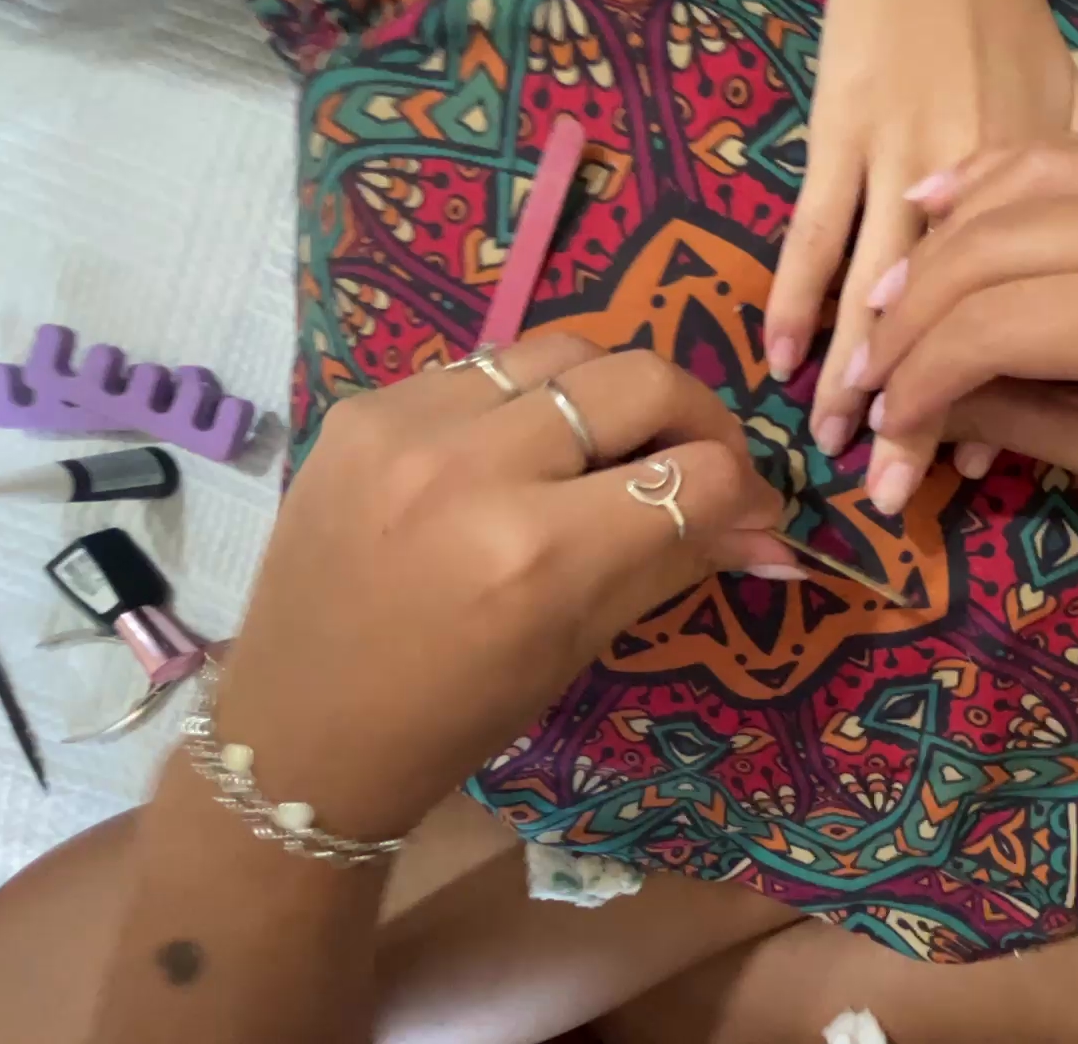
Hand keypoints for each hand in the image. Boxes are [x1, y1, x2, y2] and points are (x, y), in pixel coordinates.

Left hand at [213, 335, 794, 836]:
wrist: (301, 728)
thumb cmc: (462, 711)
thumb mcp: (587, 642)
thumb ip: (684, 563)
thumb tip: (776, 537)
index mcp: (540, 556)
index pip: (699, 477)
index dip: (750, 490)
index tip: (754, 511)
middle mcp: (477, 469)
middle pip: (644, 379)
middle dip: (702, 419)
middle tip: (703, 461)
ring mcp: (410, 423)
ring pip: (572, 349)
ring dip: (621, 393)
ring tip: (619, 444)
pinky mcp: (366, 405)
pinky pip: (493, 366)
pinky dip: (540, 398)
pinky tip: (533, 446)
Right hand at [764, 0, 1077, 456]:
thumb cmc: (1015, 28)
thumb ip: (1075, 217)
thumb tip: (1048, 322)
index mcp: (1058, 183)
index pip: (1015, 322)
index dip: (980, 401)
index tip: (958, 466)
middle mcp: (988, 180)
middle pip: (951, 320)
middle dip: (916, 411)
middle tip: (888, 487)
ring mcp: (909, 153)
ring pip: (878, 288)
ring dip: (854, 372)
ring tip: (835, 442)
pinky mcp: (842, 129)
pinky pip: (815, 229)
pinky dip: (796, 295)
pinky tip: (785, 357)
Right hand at [850, 138, 1077, 580]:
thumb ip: (999, 415)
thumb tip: (897, 406)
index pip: (999, 322)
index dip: (921, 370)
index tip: (881, 416)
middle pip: (999, 246)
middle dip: (914, 311)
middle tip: (866, 363)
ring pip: (1024, 187)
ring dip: (941, 243)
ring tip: (887, 296)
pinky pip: (1072, 161)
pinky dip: (995, 183)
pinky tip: (938, 204)